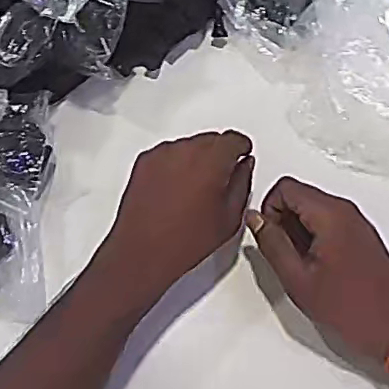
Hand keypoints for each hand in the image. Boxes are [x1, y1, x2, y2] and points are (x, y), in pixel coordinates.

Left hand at [95, 131, 254, 302]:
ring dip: (196, 158)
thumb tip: (243, 167)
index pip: (233, 139)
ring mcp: (161, 154)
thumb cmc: (184, 240)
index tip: (243, 153)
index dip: (241, 148)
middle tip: (222, 178)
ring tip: (197, 190)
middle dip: (220, 153)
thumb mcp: (229, 217)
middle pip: (210, 139)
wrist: (144, 249)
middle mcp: (184, 150)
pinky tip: (177, 189)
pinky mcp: (145, 161)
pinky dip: (175, 164)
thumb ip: (241, 183)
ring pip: (188, 146)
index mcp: (211, 160)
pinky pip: (167, 154)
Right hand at [246, 177, 388, 362]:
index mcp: (330, 215)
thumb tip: (256, 219)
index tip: (270, 237)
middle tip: (286, 255)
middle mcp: (345, 211)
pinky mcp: (360, 235)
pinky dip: (314, 237)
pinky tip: (317, 267)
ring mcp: (356, 222)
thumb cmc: (353, 309)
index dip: (269, 209)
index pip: (285, 187)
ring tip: (303, 265)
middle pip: (298, 195)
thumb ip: (271, 243)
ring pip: (311, 209)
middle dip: (283, 220)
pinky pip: (327, 221)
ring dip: (298, 231)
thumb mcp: (297, 278)